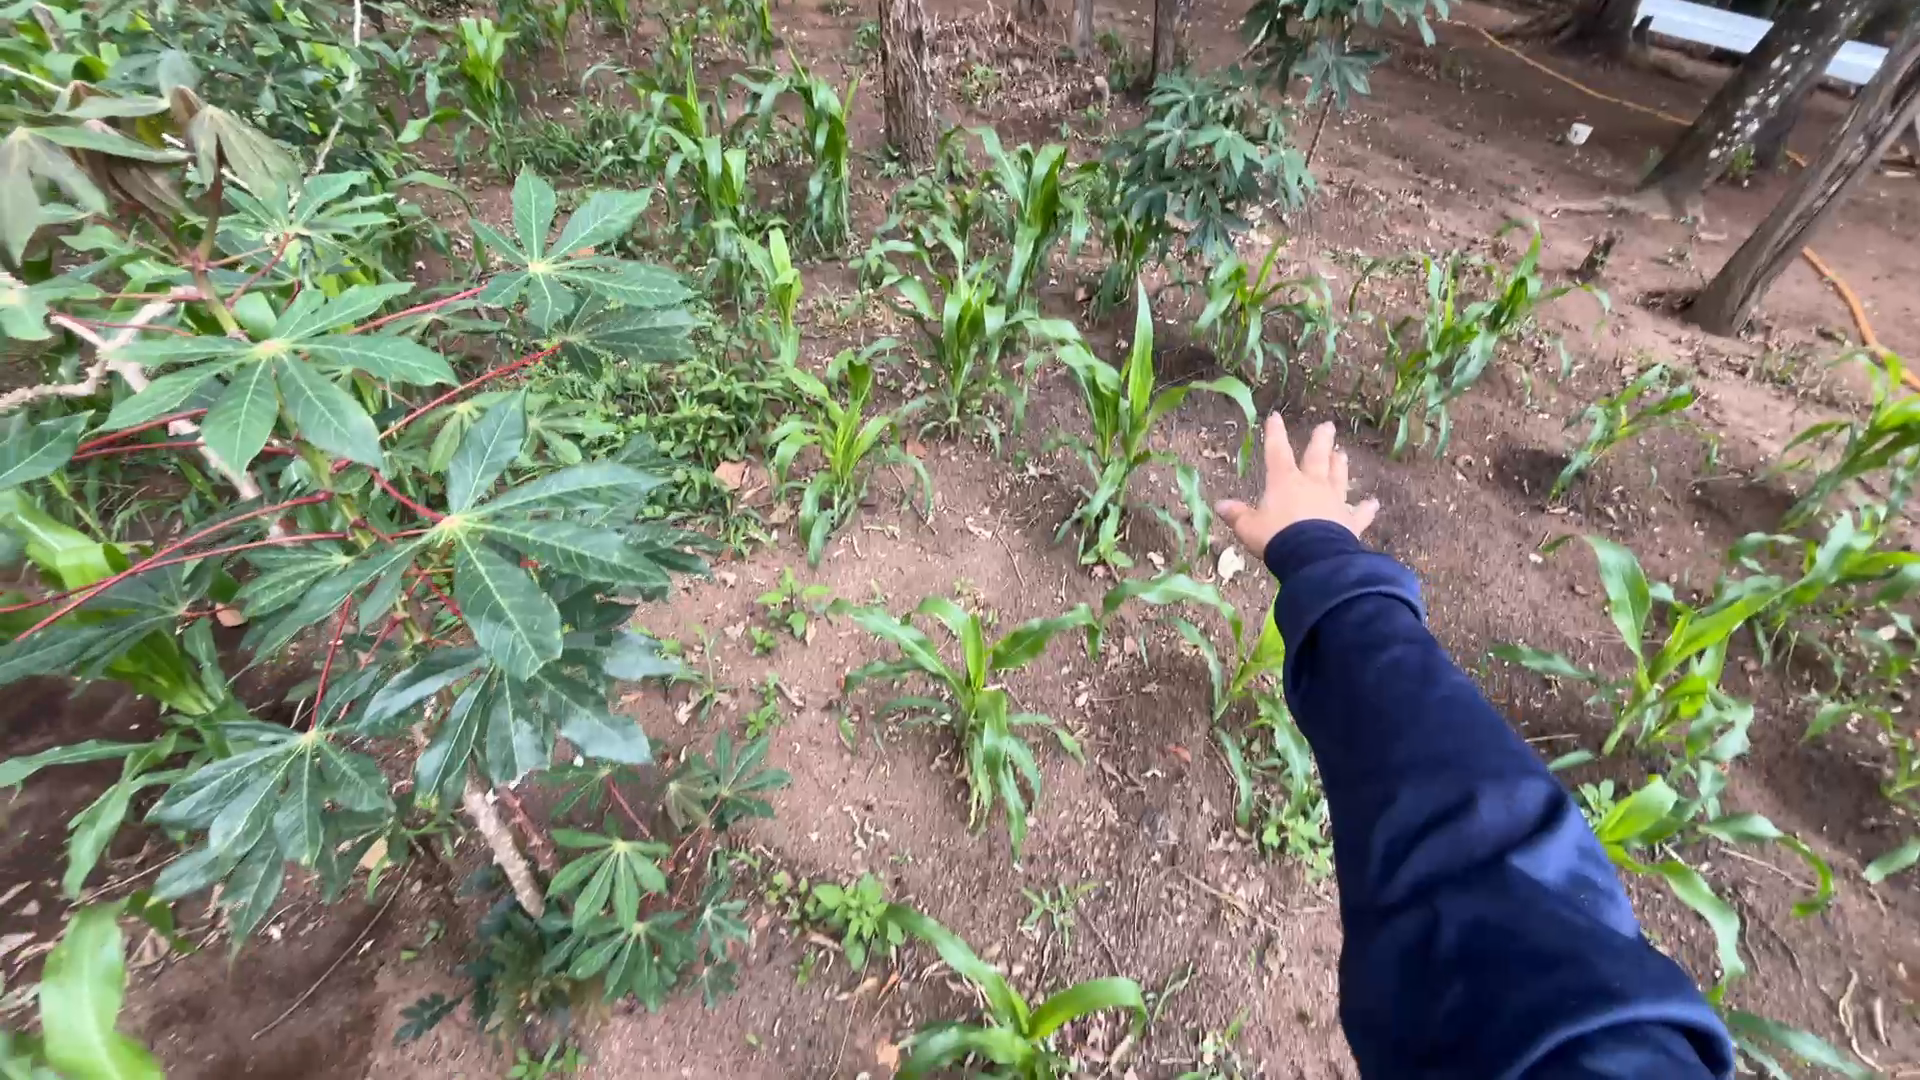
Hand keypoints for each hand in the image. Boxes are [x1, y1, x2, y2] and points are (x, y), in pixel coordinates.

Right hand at [1215, 414, 1379, 556]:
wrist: (1311, 556)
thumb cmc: (1276, 537)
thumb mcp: (1248, 527)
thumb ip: (1236, 515)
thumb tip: (1220, 505)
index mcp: (1284, 482)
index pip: (1277, 452)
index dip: (1275, 434)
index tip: (1275, 416)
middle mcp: (1312, 485)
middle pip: (1317, 457)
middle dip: (1320, 440)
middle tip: (1327, 426)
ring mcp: (1333, 501)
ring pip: (1338, 477)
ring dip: (1339, 465)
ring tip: (1342, 454)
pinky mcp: (1350, 521)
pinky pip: (1360, 512)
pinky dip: (1366, 508)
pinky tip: (1373, 503)